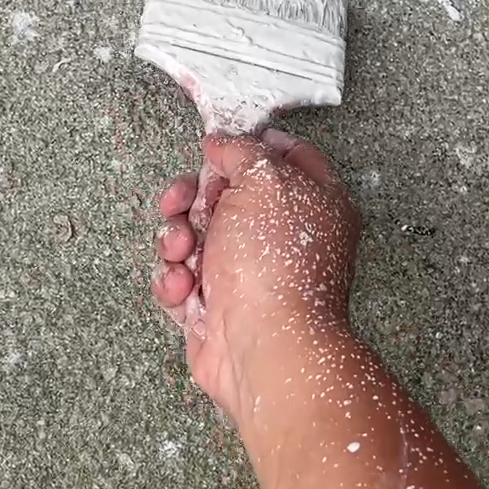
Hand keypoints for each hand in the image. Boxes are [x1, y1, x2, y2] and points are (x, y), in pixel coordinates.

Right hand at [151, 129, 361, 416]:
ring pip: (193, 234)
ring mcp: (247, 272)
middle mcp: (282, 236)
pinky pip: (180, 276)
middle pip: (225, 194)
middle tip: (183, 201)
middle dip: (192, 196)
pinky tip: (185, 288)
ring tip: (183, 250)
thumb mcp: (263, 181)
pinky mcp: (214, 304)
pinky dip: (175, 280)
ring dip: (176, 238)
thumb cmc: (274, 264)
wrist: (261, 345)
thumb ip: (241, 150)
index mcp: (314, 202)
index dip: (252, 143)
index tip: (220, 142)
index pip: (288, 156)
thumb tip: (222, 142)